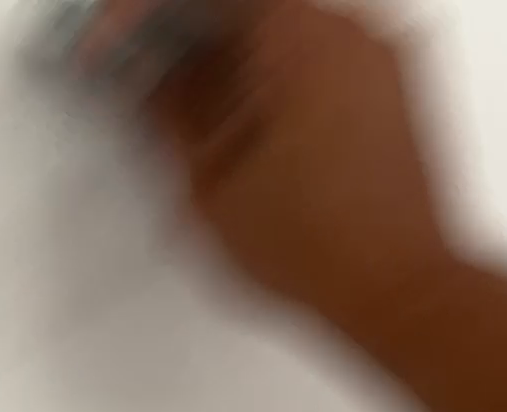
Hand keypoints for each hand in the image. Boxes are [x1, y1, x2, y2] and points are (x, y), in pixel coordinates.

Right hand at [145, 0, 456, 325]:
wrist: (396, 289)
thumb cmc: (318, 250)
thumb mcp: (211, 188)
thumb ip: (171, 122)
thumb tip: (147, 85)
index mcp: (304, 42)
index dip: (144, 13)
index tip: (110, 38)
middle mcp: (356, 31)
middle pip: (250, 5)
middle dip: (184, 33)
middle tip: (142, 71)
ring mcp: (382, 57)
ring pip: (283, 25)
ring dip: (223, 55)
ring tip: (181, 106)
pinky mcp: (392, 87)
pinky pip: (318, 50)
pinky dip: (266, 70)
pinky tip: (232, 120)